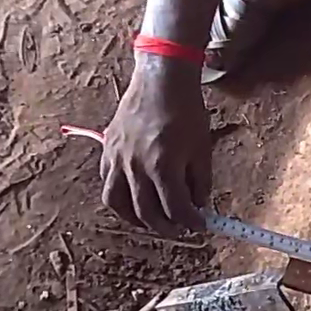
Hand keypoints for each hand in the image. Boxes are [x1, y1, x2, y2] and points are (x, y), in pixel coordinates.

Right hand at [100, 56, 210, 233]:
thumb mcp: (202, 149)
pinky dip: (120, 199)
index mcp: (163, 167)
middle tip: (179, 229)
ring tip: (152, 221)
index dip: (191, 222)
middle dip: (166, 227)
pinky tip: (133, 199)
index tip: (200, 226)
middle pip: (147, 212)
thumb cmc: (186, 112)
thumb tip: (198, 205)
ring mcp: (117, 159)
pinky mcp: (107, 150)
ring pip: (118, 203)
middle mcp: (136, 167)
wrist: (160, 81)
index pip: (176, 208)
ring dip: (136, 219)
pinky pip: (107, 184)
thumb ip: (201, 181)